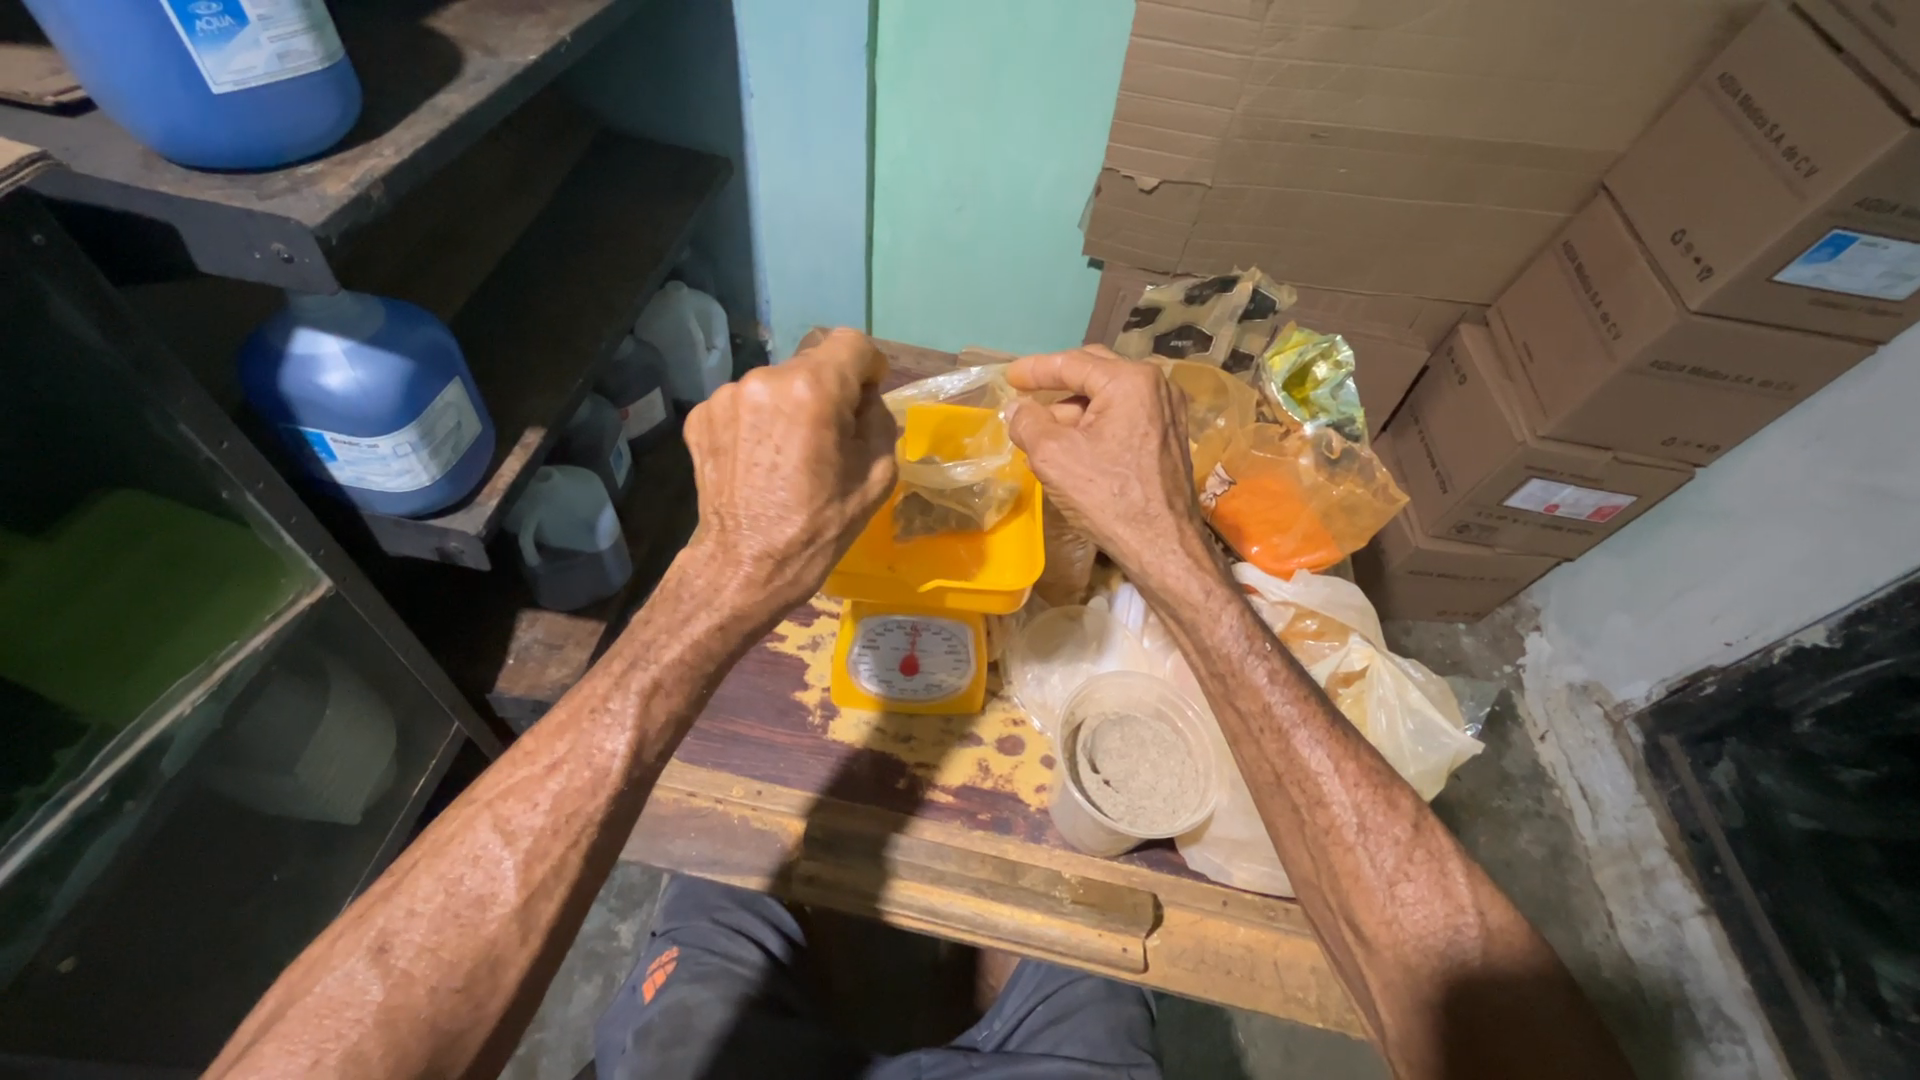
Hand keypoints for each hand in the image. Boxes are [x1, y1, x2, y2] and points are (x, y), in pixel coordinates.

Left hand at [683, 328, 897, 610]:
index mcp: (813, 390)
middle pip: (811, 362)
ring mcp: (726, 396)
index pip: (852, 342)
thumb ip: (878, 421)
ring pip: (777, 384)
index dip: (868, 366)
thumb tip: (863, 398)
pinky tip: (760, 462)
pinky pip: (746, 404)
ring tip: (789, 455)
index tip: (867, 397)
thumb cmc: (819, 528)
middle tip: (829, 438)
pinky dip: (759, 423)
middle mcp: (765, 379)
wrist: (745, 565)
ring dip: (790, 406)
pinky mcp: (701, 415)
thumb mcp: (876, 477)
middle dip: (828, 390)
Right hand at [1005, 347, 1210, 586]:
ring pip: (1109, 396)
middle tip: (1026, 393)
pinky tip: (1075, 443)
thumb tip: (1019, 409)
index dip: (1036, 369)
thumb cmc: (1107, 496)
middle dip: (1057, 384)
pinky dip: (1096, 422)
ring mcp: (1168, 412)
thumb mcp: (1052, 456)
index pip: (1073, 362)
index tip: (1009, 376)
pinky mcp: (1169, 437)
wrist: (1161, 544)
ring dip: (1075, 408)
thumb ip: (1028, 422)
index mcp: (1130, 381)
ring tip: (1044, 429)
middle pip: (1095, 372)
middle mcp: (1157, 386)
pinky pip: (1125, 415)